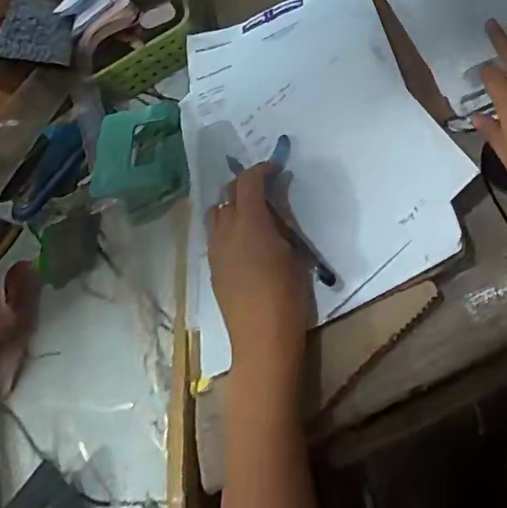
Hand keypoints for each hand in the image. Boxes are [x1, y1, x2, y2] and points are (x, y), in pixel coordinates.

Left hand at [209, 162, 312, 389]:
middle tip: (269, 187)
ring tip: (253, 212)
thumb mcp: (295, 251)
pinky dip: (227, 224)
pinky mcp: (212, 267)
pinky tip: (245, 238)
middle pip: (229, 192)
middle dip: (247, 183)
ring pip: (216, 212)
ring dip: (232, 203)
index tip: (277, 167)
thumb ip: (285, 216)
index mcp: (249, 222)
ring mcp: (214, 249)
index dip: (262, 168)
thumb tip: (281, 188)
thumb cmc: (287, 295)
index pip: (248, 181)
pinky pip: (214, 233)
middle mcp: (225, 230)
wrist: (262, 341)